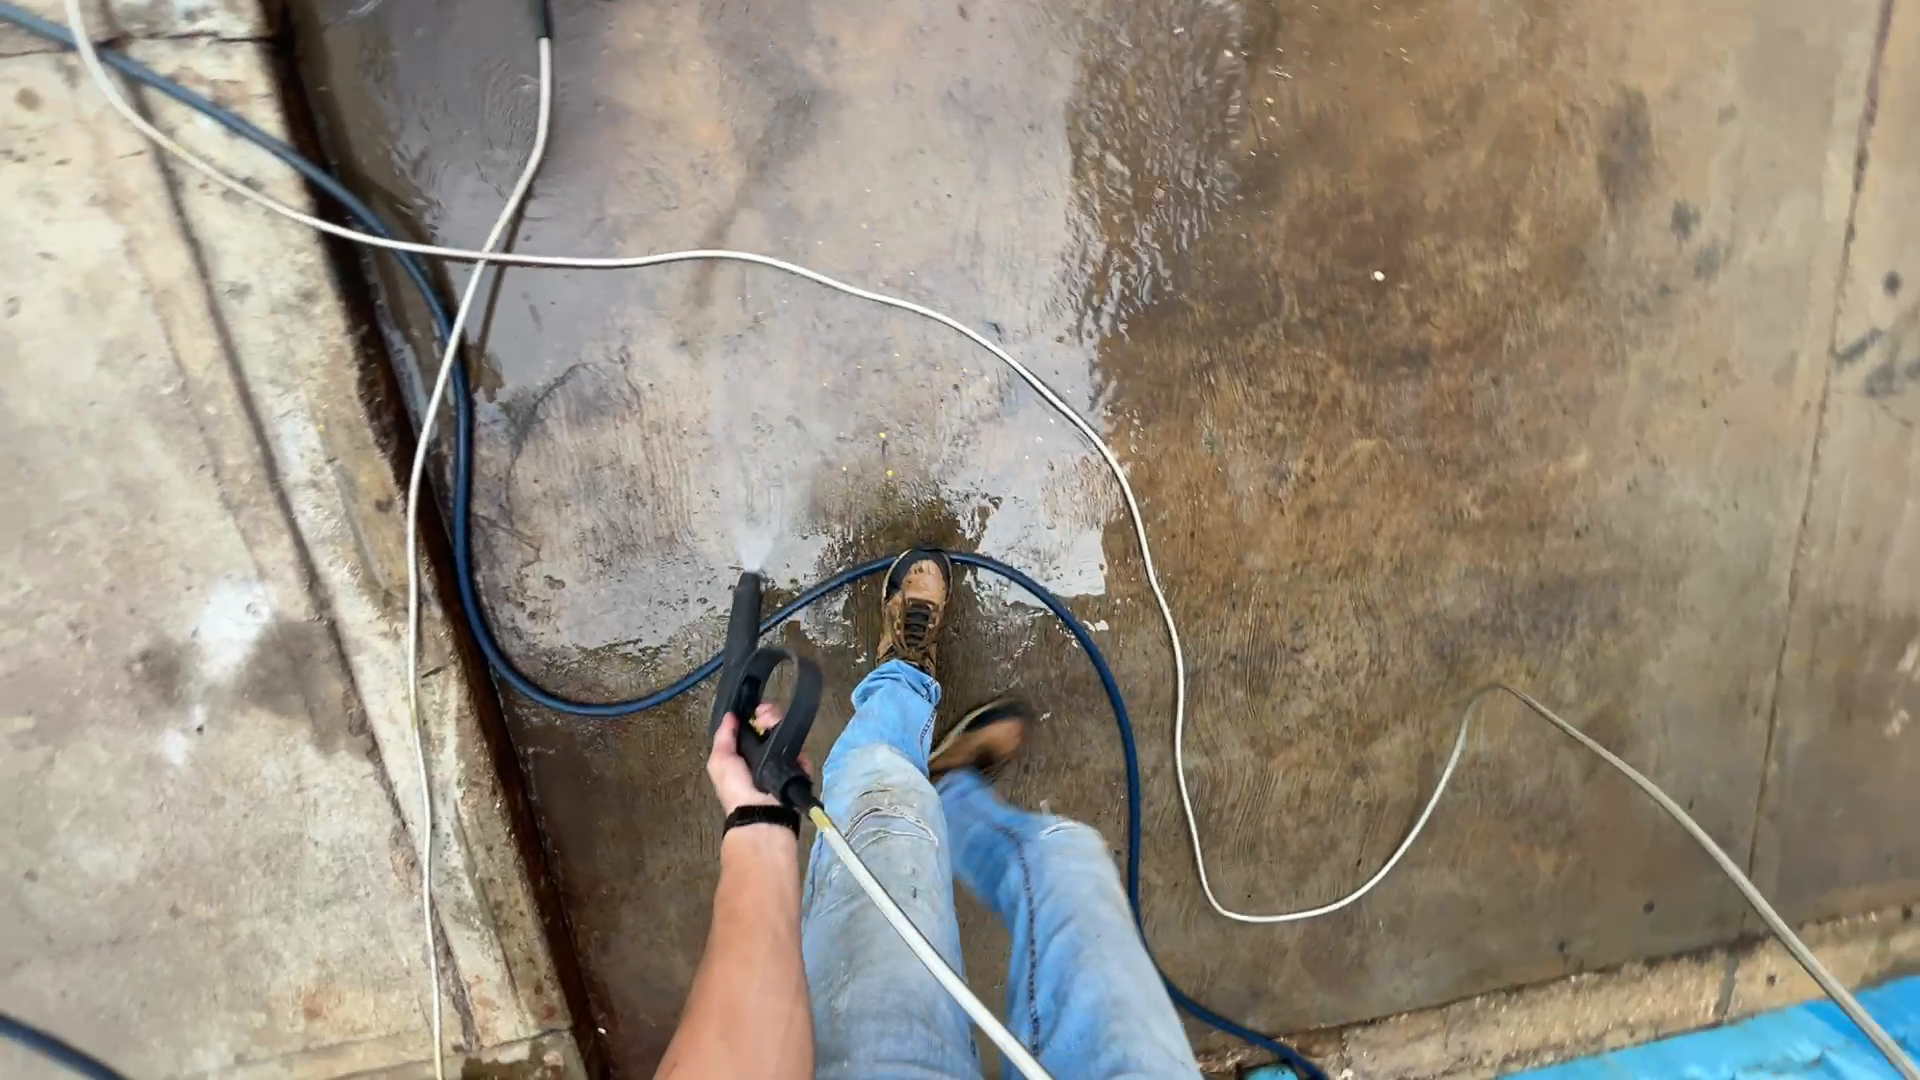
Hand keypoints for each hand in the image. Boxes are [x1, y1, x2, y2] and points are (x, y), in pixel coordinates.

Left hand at [707, 704, 811, 814]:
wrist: (759, 810)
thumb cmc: (736, 788)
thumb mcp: (719, 761)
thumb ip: (724, 736)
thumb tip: (731, 714)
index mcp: (747, 751)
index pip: (756, 724)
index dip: (756, 714)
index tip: (756, 710)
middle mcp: (767, 752)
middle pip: (774, 723)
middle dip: (769, 714)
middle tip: (765, 719)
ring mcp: (784, 757)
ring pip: (788, 731)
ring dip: (780, 724)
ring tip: (773, 727)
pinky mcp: (800, 765)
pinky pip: (802, 747)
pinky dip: (796, 742)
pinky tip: (787, 742)